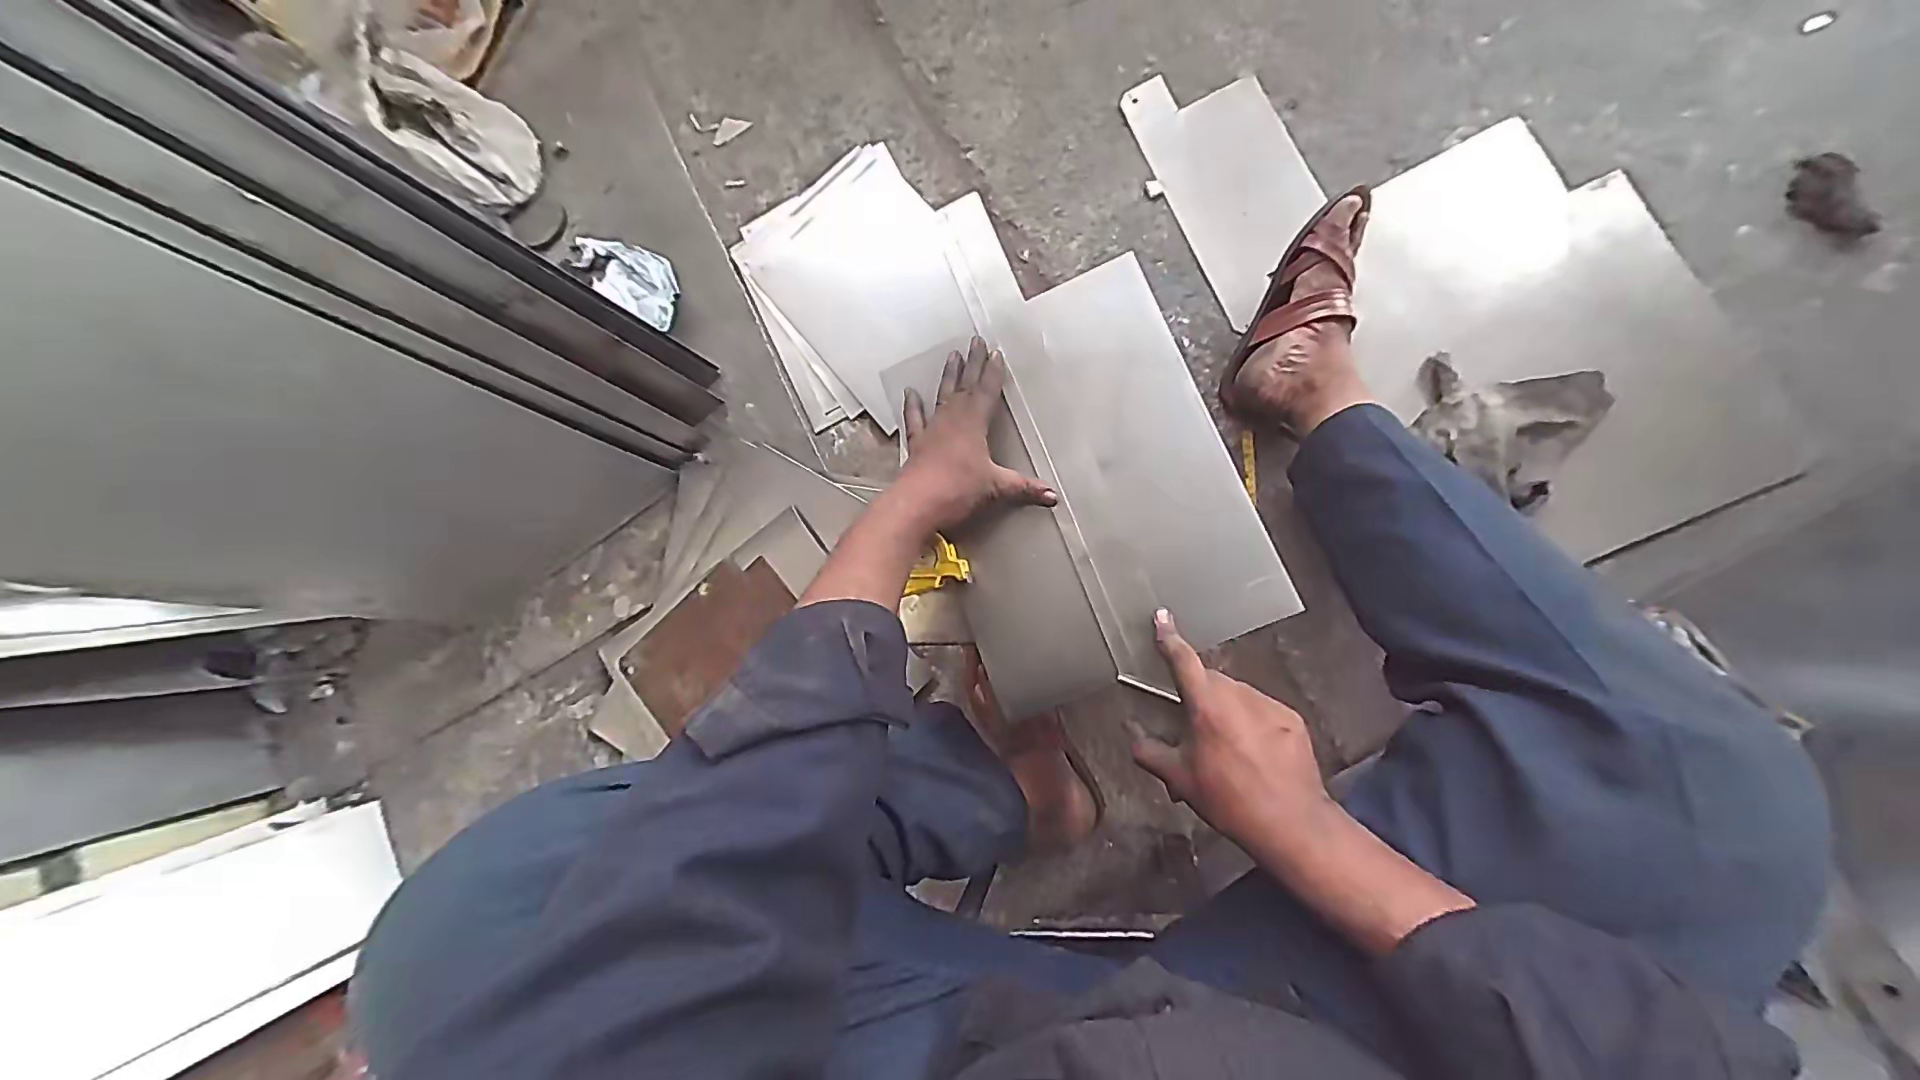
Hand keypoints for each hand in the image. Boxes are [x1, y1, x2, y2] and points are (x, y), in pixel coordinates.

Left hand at [895, 337, 1056, 532]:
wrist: (917, 504)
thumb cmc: (958, 490)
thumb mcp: (996, 488)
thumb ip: (1024, 488)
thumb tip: (1052, 496)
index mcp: (973, 424)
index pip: (986, 391)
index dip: (993, 372)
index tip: (996, 352)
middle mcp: (952, 420)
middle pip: (965, 386)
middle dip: (972, 364)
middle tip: (975, 341)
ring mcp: (932, 431)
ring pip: (942, 396)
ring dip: (948, 377)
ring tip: (951, 356)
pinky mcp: (916, 445)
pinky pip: (914, 420)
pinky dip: (912, 406)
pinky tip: (910, 393)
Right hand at [1133, 609, 1333, 850]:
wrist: (1291, 823)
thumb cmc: (1230, 799)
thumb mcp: (1180, 778)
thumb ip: (1150, 753)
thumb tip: (1134, 741)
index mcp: (1206, 705)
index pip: (1183, 660)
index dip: (1169, 638)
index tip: (1162, 618)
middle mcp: (1238, 696)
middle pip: (1210, 681)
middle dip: (1199, 698)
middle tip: (1193, 732)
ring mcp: (1268, 705)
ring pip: (1236, 696)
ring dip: (1225, 711)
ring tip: (1225, 750)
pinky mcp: (1291, 719)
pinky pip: (1261, 709)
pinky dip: (1251, 723)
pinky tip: (1252, 754)